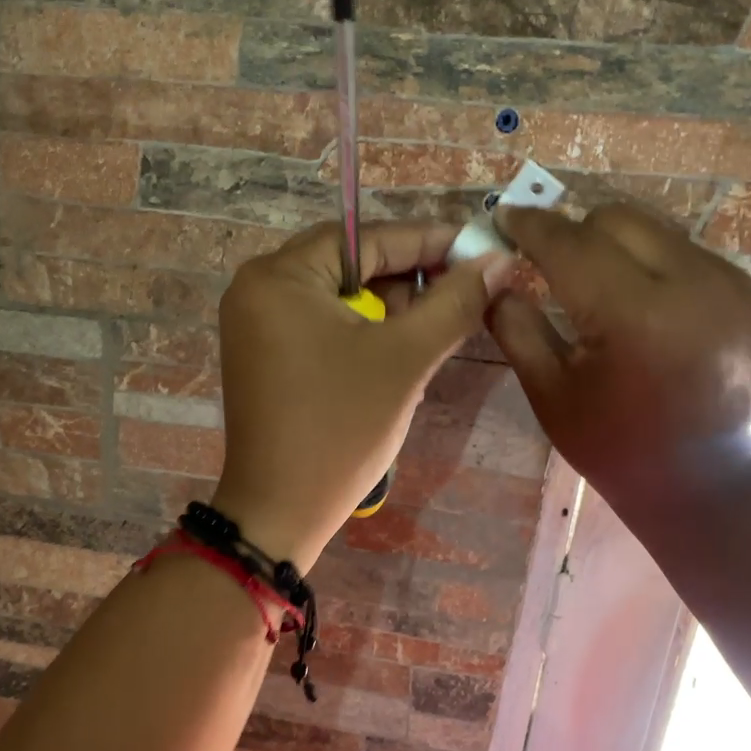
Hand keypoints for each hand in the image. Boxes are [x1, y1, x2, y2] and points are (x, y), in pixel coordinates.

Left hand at [213, 221, 512, 569]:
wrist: (280, 512)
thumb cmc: (341, 429)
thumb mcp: (406, 359)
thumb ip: (454, 303)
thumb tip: (498, 261)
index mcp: (279, 276)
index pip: (366, 238)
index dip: (429, 242)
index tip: (479, 249)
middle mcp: (255, 290)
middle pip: (348, 264)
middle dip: (407, 280)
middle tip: (456, 300)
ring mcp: (253, 327)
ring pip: (336, 298)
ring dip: (387, 310)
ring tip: (427, 336)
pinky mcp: (260, 359)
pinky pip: (318, 326)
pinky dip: (359, 334)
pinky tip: (393, 355)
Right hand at [490, 203, 750, 513]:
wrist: (695, 478)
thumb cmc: (611, 444)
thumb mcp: (548, 392)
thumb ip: (516, 326)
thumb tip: (492, 278)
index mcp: (632, 316)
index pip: (571, 245)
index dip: (532, 227)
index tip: (503, 215)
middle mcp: (687, 282)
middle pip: (614, 220)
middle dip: (572, 233)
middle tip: (544, 262)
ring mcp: (722, 281)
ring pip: (650, 227)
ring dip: (610, 244)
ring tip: (587, 282)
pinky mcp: (739, 286)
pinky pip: (679, 248)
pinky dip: (645, 260)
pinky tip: (631, 299)